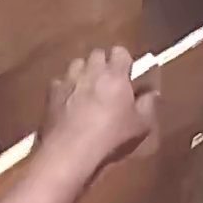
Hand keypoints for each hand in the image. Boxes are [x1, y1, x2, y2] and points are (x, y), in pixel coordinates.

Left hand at [36, 47, 156, 173]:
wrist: (70, 150)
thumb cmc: (111, 136)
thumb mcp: (140, 125)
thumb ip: (148, 104)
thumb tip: (152, 92)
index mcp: (115, 75)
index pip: (120, 52)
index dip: (124, 61)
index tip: (127, 75)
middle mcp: (91, 70)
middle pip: (97, 54)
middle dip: (103, 64)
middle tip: (108, 83)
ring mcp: (68, 79)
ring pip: (77, 64)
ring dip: (83, 72)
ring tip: (87, 90)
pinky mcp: (51, 92)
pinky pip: (60, 81)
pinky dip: (66, 88)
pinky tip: (68, 103)